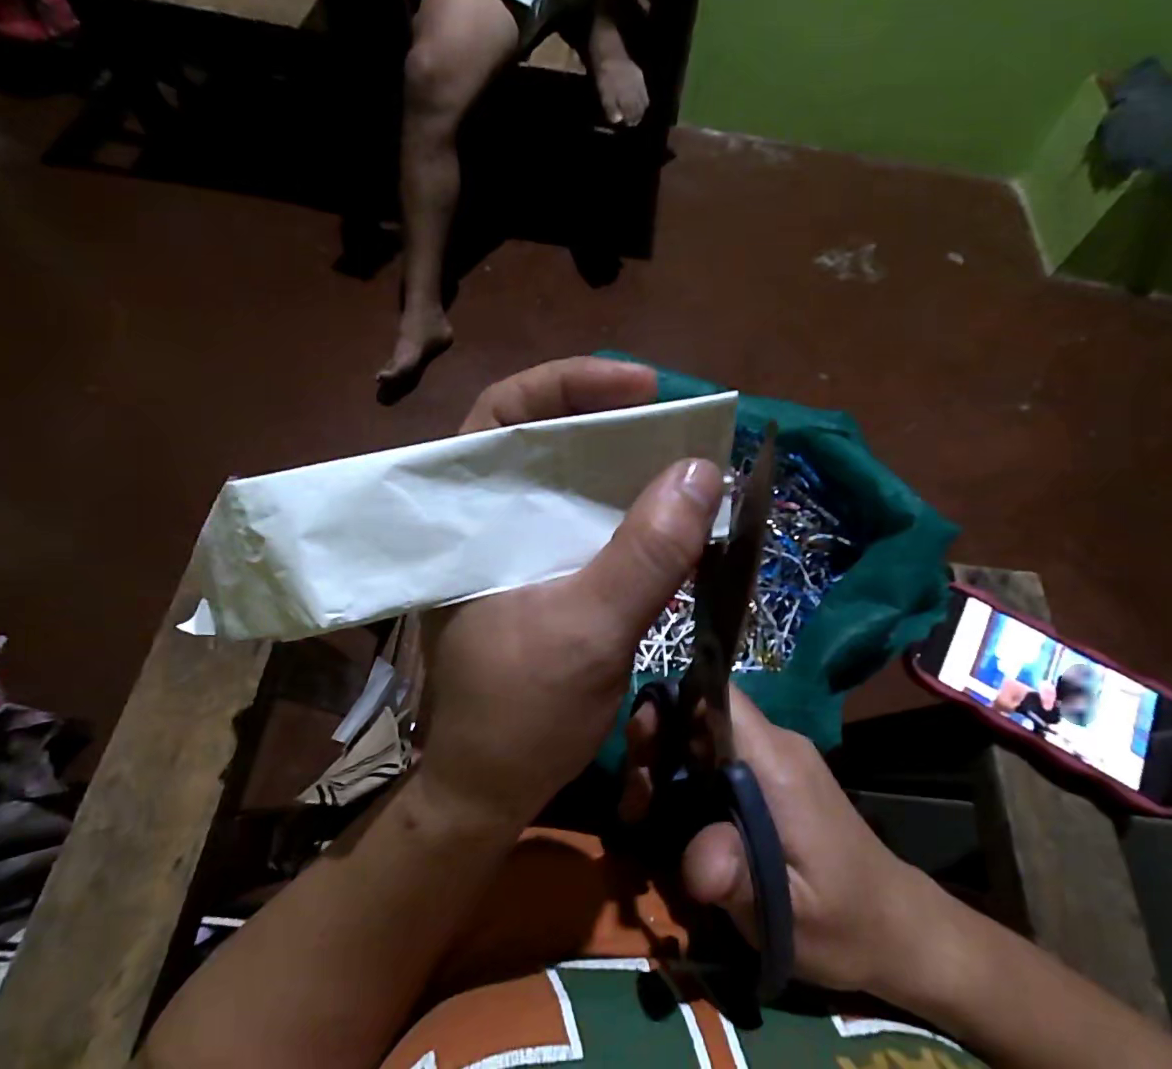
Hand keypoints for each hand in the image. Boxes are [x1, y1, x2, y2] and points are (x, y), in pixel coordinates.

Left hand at [415, 358, 725, 829]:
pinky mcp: (546, 579)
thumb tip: (702, 472)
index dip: (570, 382)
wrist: (489, 790)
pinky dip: (633, 515)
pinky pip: (593, 526)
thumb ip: (643, 553)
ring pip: (574, 483)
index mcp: (469, 515)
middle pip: (547, 439)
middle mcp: (490, 520)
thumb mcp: (587, 629)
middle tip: (681, 422)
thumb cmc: (519, 712)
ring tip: (689, 463)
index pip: (505, 411)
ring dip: (630, 467)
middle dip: (613, 419)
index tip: (644, 385)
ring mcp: (520, 550)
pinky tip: (673, 520)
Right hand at [623, 687, 971, 994]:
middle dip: (658, 739)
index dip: (673, 704)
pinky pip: (718, 757)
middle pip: (702, 712)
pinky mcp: (772, 779)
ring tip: (641, 810)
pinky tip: (667, 814)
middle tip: (634, 795)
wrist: (895, 928)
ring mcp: (775, 761)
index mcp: (778, 764)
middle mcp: (776, 747)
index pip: (720, 696)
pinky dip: (685, 776)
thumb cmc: (843, 922)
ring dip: (666, 762)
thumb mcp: (787, 914)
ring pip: (705, 734)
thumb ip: (741, 880)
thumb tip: (696, 862)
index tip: (642, 746)